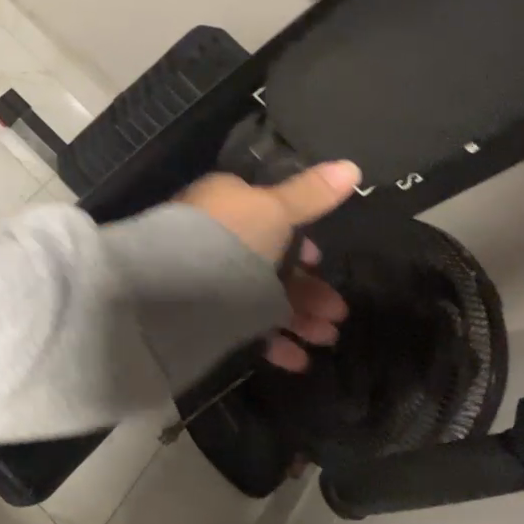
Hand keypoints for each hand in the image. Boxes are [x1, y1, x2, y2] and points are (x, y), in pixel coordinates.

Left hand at [176, 160, 360, 372]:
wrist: (173, 286)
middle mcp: (213, 239)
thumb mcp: (274, 208)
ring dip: (300, 318)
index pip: (266, 218)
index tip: (320, 260)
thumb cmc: (229, 236)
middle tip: (338, 313)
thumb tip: (351, 165)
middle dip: (309, 289)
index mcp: (225, 205)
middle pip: (269, 263)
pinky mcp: (201, 314)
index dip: (299, 241)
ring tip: (326, 336)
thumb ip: (310, 194)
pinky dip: (273, 343)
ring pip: (261, 297)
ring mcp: (205, 278)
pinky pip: (243, 327)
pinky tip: (298, 359)